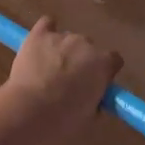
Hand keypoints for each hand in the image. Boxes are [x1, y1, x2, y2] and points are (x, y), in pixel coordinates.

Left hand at [3, 16, 121, 128]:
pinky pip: (47, 24)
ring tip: (47, 68)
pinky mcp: (39, 34)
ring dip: (62, 50)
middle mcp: (85, 44)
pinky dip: (46, 32)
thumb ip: (96, 99)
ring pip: (67, 38)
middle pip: (88, 47)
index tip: (95, 82)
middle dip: (81, 60)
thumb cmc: (64, 120)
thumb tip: (92, 95)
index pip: (113, 60)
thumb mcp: (91, 116)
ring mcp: (62, 36)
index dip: (104, 71)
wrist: (31, 110)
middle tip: (68, 79)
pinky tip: (40, 44)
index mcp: (103, 64)